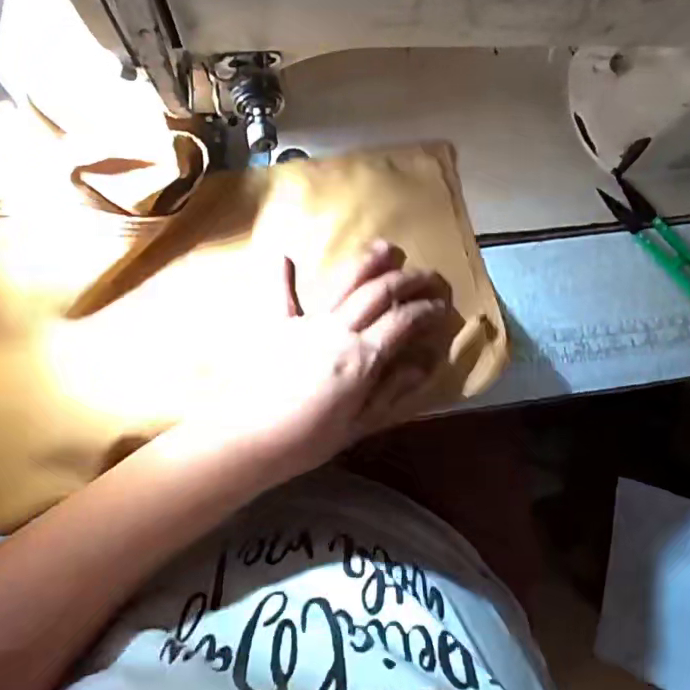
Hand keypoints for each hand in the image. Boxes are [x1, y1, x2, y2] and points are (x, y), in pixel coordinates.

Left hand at [183, 241, 452, 483]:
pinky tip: (284, 256)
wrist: (248, 437)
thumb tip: (423, 364)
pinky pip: (279, 293)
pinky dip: (281, 274)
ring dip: (367, 262)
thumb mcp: (357, 425)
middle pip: (379, 293)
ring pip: (343, 282)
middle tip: (428, 276)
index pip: (403, 322)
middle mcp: (337, 330)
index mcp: (361, 357)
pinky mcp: (274, 325)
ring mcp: (304, 323)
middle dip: (409, 280)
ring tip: (387, 249)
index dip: (426, 310)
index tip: (441, 306)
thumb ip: (390, 391)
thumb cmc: (305, 440)